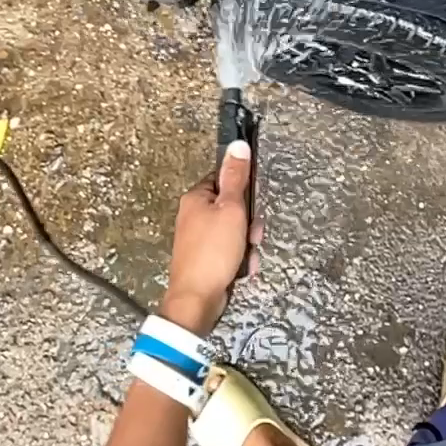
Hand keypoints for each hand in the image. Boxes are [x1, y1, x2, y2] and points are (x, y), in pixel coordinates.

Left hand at [159, 140, 259, 333]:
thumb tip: (238, 145)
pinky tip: (243, 266)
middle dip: (248, 222)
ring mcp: (198, 238)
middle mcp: (193, 215)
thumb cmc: (213, 252)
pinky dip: (239, 256)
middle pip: (232, 206)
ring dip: (246, 241)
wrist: (197, 300)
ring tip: (247, 254)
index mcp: (196, 198)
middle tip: (252, 234)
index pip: (225, 179)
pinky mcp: (205, 257)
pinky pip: (229, 248)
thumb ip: (236, 177)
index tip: (251, 204)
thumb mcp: (231, 209)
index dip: (243, 191)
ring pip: (234, 229)